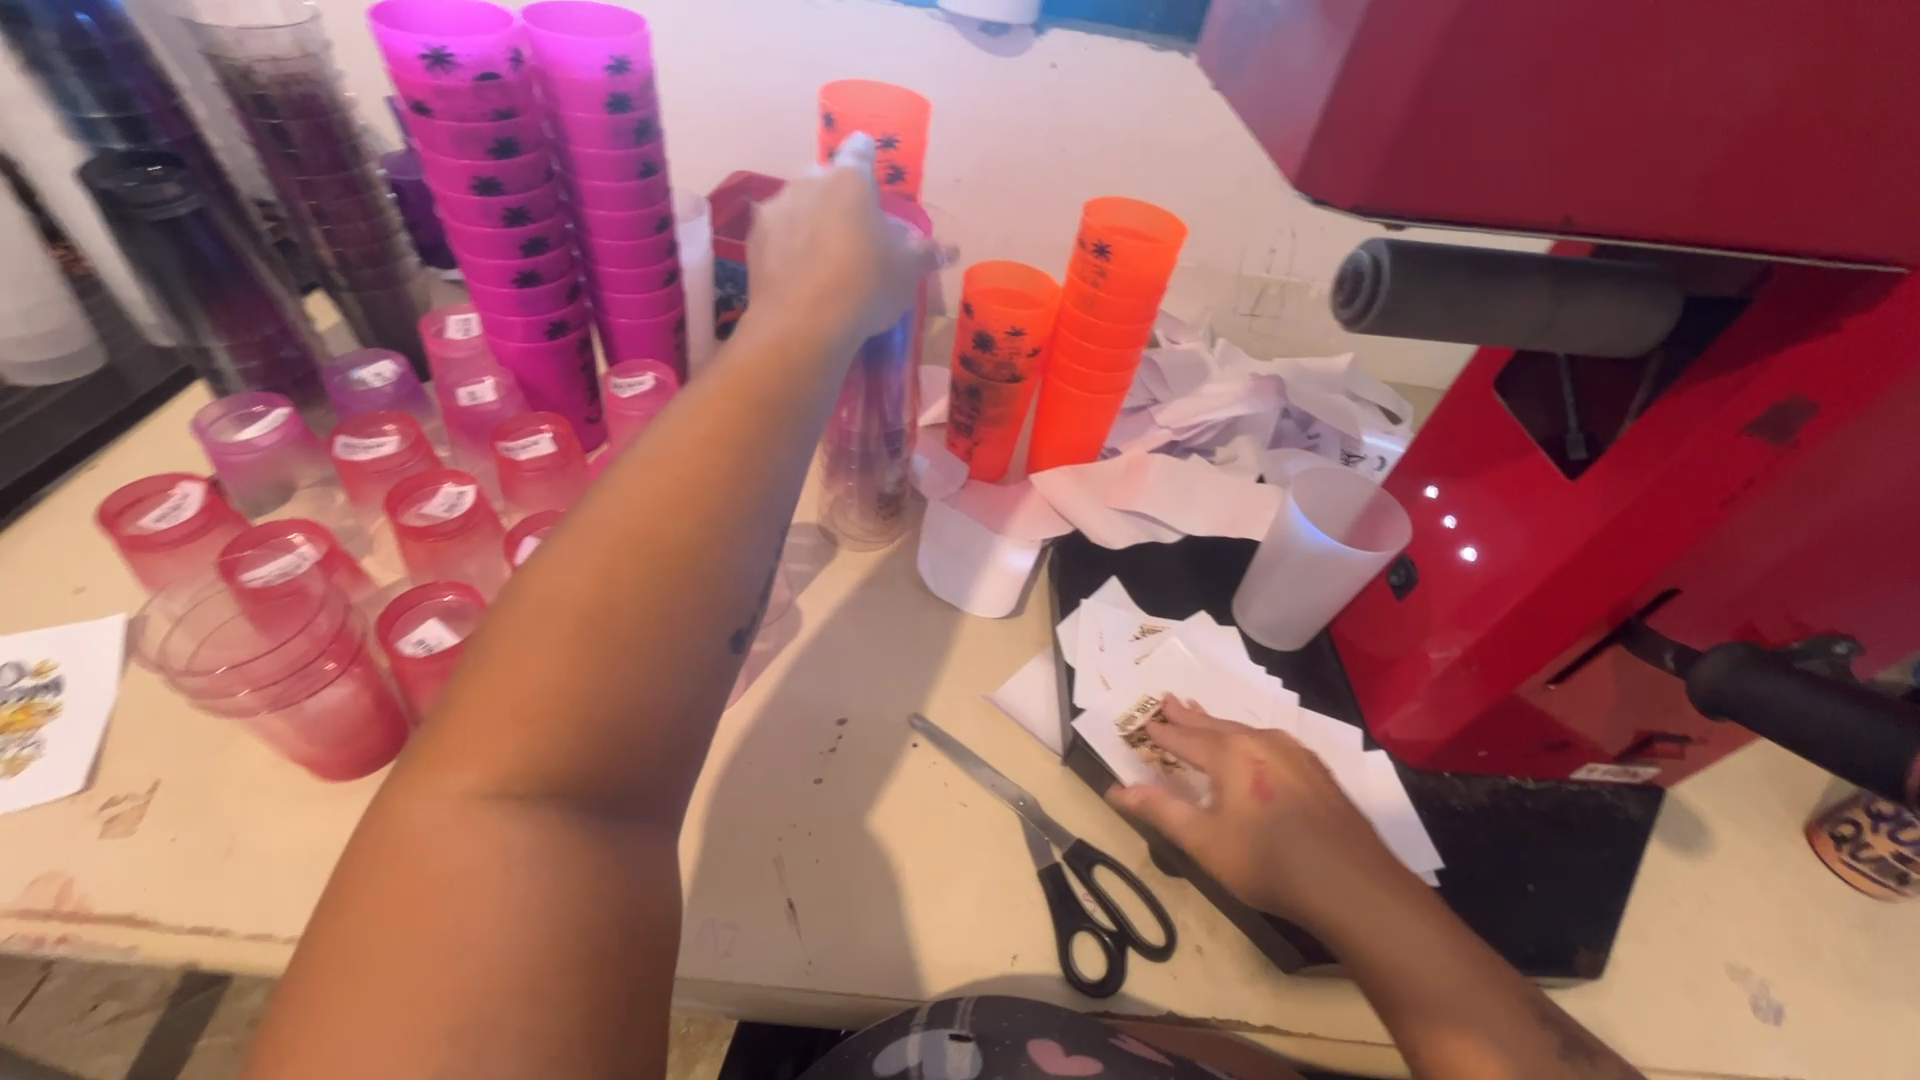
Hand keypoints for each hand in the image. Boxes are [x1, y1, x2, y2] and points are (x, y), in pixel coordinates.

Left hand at [746, 133, 945, 345]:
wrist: (804, 324)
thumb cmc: (866, 286)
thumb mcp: (907, 272)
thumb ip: (926, 254)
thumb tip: (950, 250)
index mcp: (851, 181)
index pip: (859, 152)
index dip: (865, 153)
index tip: (866, 152)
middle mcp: (810, 183)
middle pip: (825, 177)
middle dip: (836, 193)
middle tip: (849, 222)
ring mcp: (777, 209)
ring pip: (797, 203)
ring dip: (809, 218)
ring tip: (821, 251)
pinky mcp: (755, 239)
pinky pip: (777, 232)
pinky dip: (787, 243)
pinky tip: (797, 268)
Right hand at [1107, 697, 1415, 936]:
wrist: (1353, 885)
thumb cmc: (1269, 863)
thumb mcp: (1204, 841)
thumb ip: (1161, 811)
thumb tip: (1117, 791)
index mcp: (1229, 754)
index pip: (1183, 738)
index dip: (1161, 733)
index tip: (1142, 723)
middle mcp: (1260, 742)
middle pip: (1214, 725)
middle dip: (1188, 716)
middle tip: (1167, 699)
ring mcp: (1294, 754)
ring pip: (1245, 731)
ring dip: (1218, 724)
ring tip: (1202, 716)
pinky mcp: (1316, 771)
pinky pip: (1271, 742)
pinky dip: (1249, 738)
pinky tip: (1254, 745)